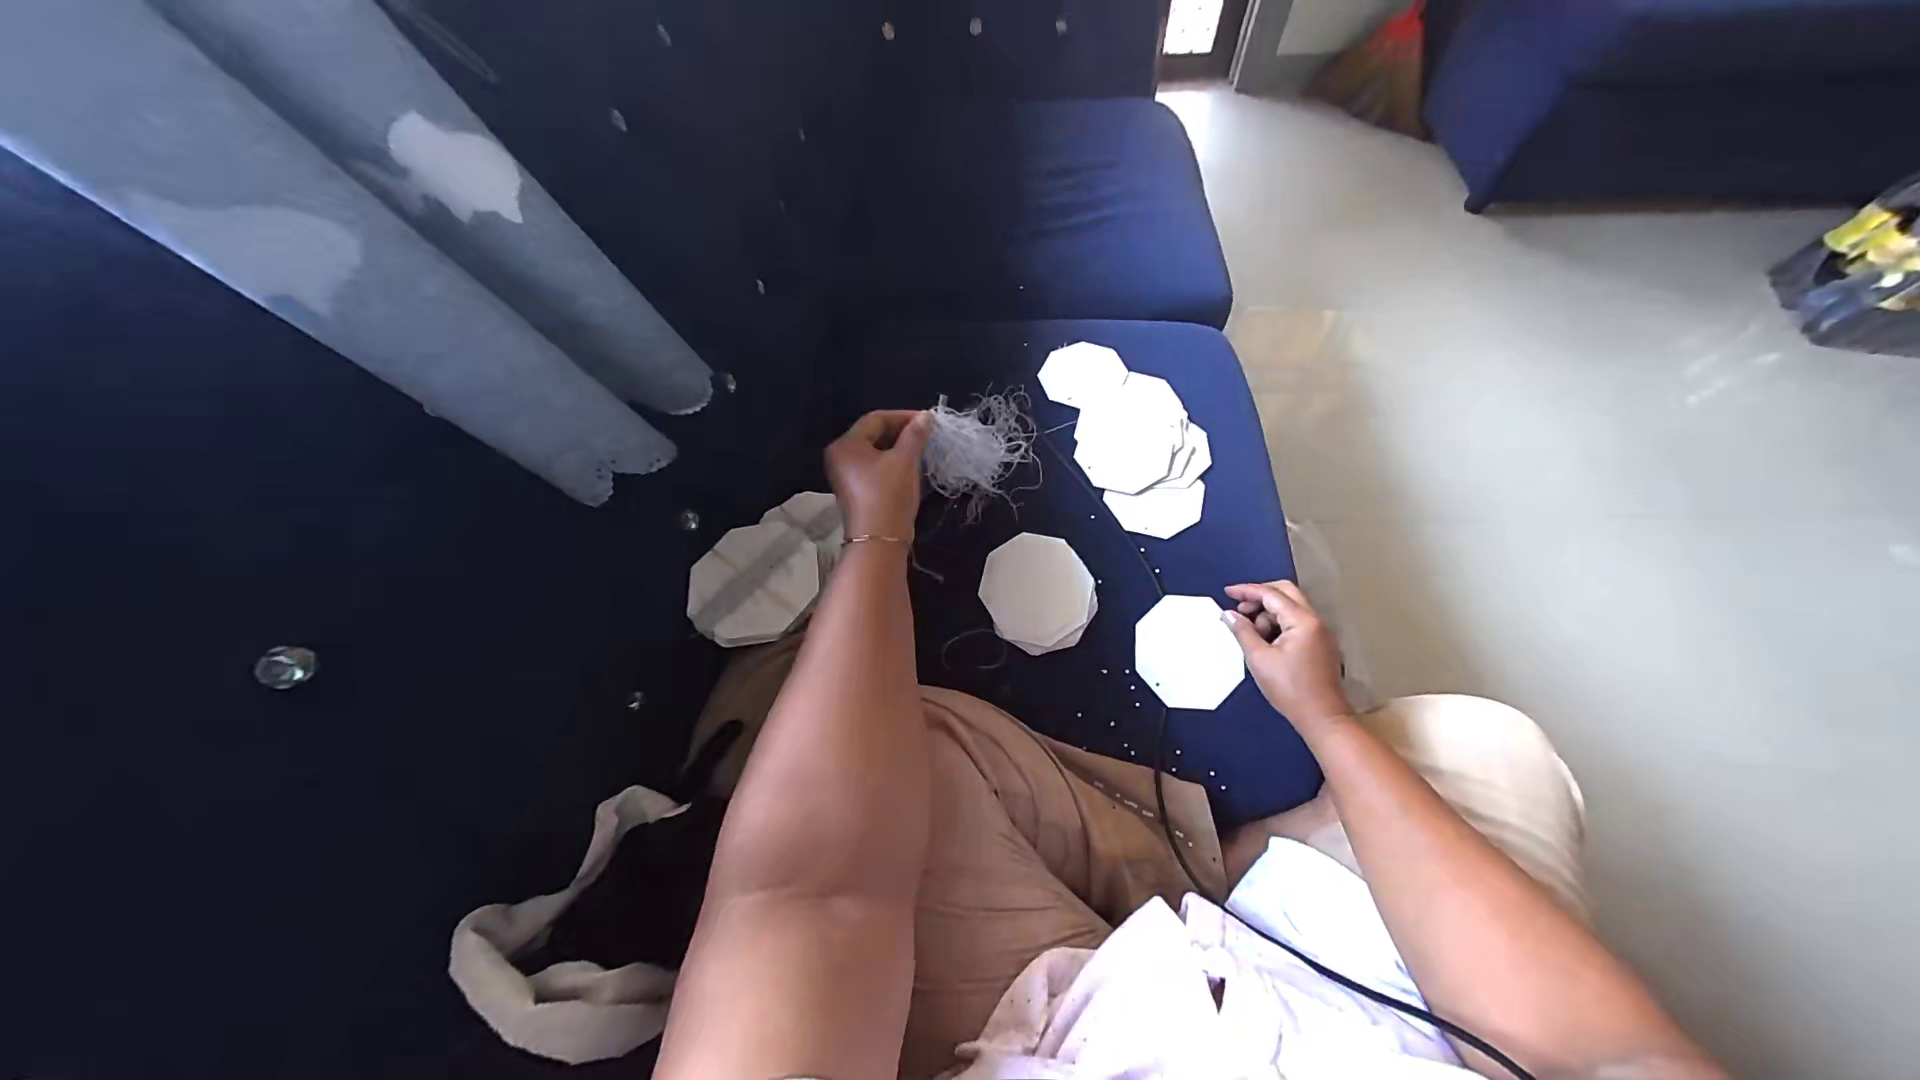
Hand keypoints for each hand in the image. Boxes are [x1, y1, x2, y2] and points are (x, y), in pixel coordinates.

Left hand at [825, 409, 931, 540]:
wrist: (880, 541)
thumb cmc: (889, 494)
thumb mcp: (905, 460)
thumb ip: (915, 434)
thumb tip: (925, 417)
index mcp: (846, 444)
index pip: (876, 419)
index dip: (903, 416)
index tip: (927, 420)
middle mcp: (840, 456)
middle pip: (873, 434)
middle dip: (901, 432)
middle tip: (926, 433)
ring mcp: (846, 475)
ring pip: (875, 452)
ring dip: (899, 448)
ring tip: (922, 448)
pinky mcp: (855, 490)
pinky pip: (874, 467)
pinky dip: (892, 462)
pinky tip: (910, 465)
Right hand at [1221, 580, 1353, 735]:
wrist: (1322, 717)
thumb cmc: (1289, 688)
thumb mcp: (1258, 659)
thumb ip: (1242, 631)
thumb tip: (1229, 614)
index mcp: (1302, 621)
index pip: (1271, 594)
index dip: (1247, 591)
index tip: (1227, 592)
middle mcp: (1315, 620)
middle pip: (1286, 593)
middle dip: (1260, 596)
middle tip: (1240, 608)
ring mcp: (1321, 632)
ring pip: (1291, 607)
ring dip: (1268, 611)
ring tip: (1250, 631)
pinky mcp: (1320, 643)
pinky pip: (1296, 622)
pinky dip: (1278, 623)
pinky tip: (1265, 639)